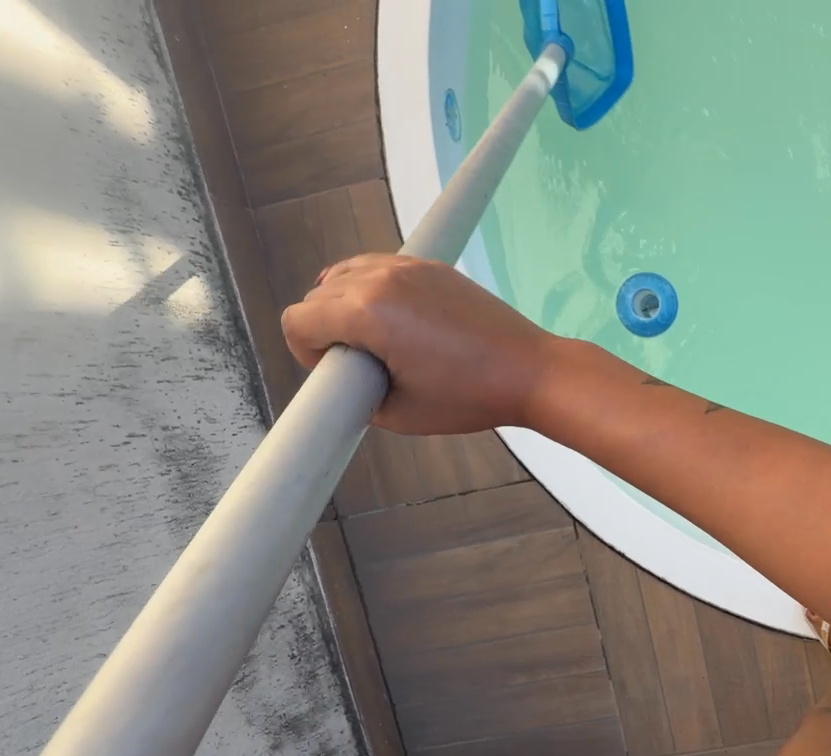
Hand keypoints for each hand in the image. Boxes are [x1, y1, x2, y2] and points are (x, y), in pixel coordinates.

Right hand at [281, 254, 564, 435]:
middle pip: (319, 296)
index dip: (307, 354)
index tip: (335, 374)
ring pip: (345, 275)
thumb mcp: (402, 414)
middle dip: (328, 331)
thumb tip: (348, 383)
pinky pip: (380, 268)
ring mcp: (409, 267)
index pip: (299, 321)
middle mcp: (381, 279)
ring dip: (346, 306)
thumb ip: (358, 397)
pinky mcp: (433, 268)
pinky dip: (374, 290)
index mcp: (366, 312)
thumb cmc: (473, 395)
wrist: (531, 372)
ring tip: (376, 342)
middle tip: (361, 366)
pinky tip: (394, 319)